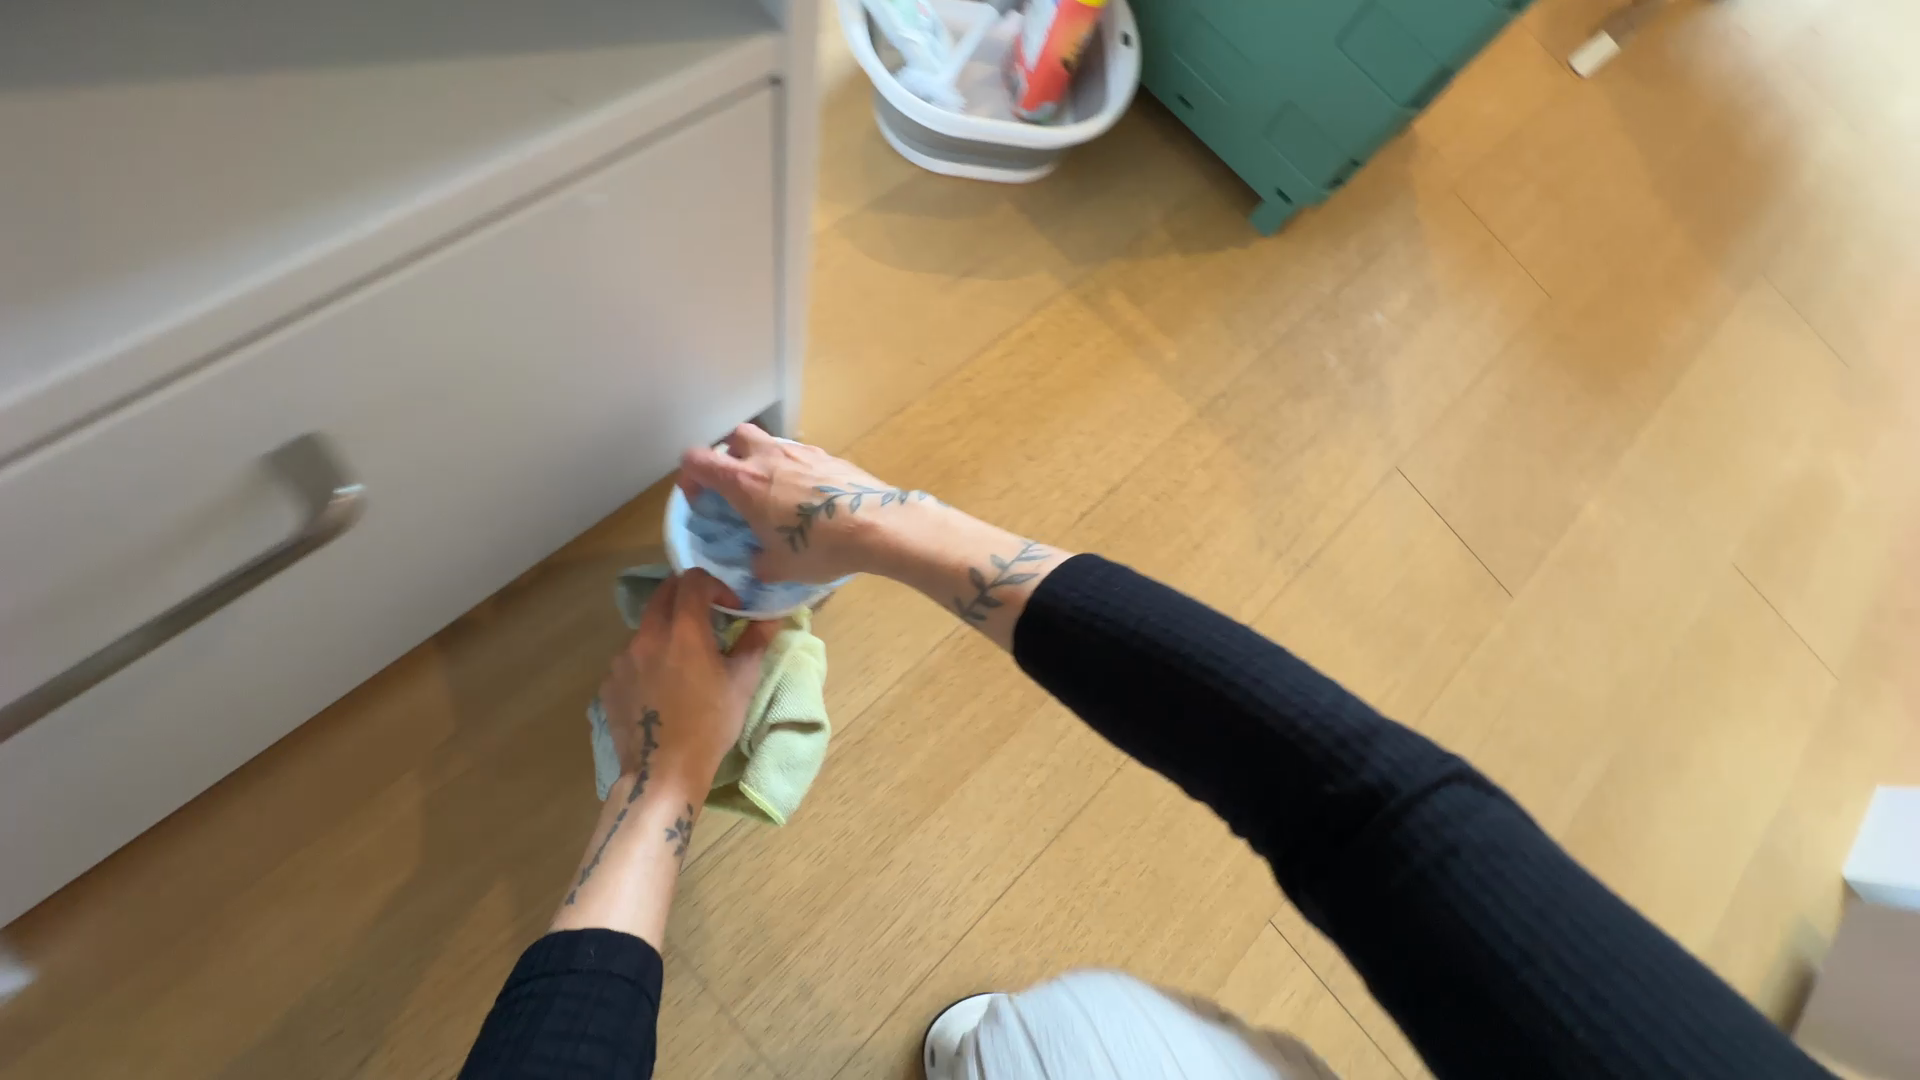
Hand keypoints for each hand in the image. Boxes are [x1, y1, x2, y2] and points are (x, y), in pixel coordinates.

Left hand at [600, 569, 776, 791]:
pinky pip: (631, 656)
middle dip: (688, 596)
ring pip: (646, 626)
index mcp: (683, 631)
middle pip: (664, 593)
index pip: (693, 581)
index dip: (715, 586)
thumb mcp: (742, 681)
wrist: (664, 772)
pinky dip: (649, 658)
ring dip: (668, 629)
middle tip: (708, 619)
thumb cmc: (711, 724)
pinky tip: (663, 687)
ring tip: (684, 661)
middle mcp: (647, 636)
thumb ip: (755, 641)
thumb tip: (772, 617)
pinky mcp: (609, 681)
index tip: (730, 608)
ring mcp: (622, 659)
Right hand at [678, 424, 935, 585]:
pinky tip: (811, 497)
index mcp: (745, 481)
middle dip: (730, 456)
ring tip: (776, 493)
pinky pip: (802, 455)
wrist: (878, 526)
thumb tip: (759, 561)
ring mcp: (802, 452)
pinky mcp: (831, 456)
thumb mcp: (781, 568)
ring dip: (765, 461)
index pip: (697, 459)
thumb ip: (760, 562)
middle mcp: (769, 457)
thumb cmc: (820, 547)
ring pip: (771, 443)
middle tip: (738, 486)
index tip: (701, 498)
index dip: (691, 477)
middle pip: (735, 437)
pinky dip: (796, 469)